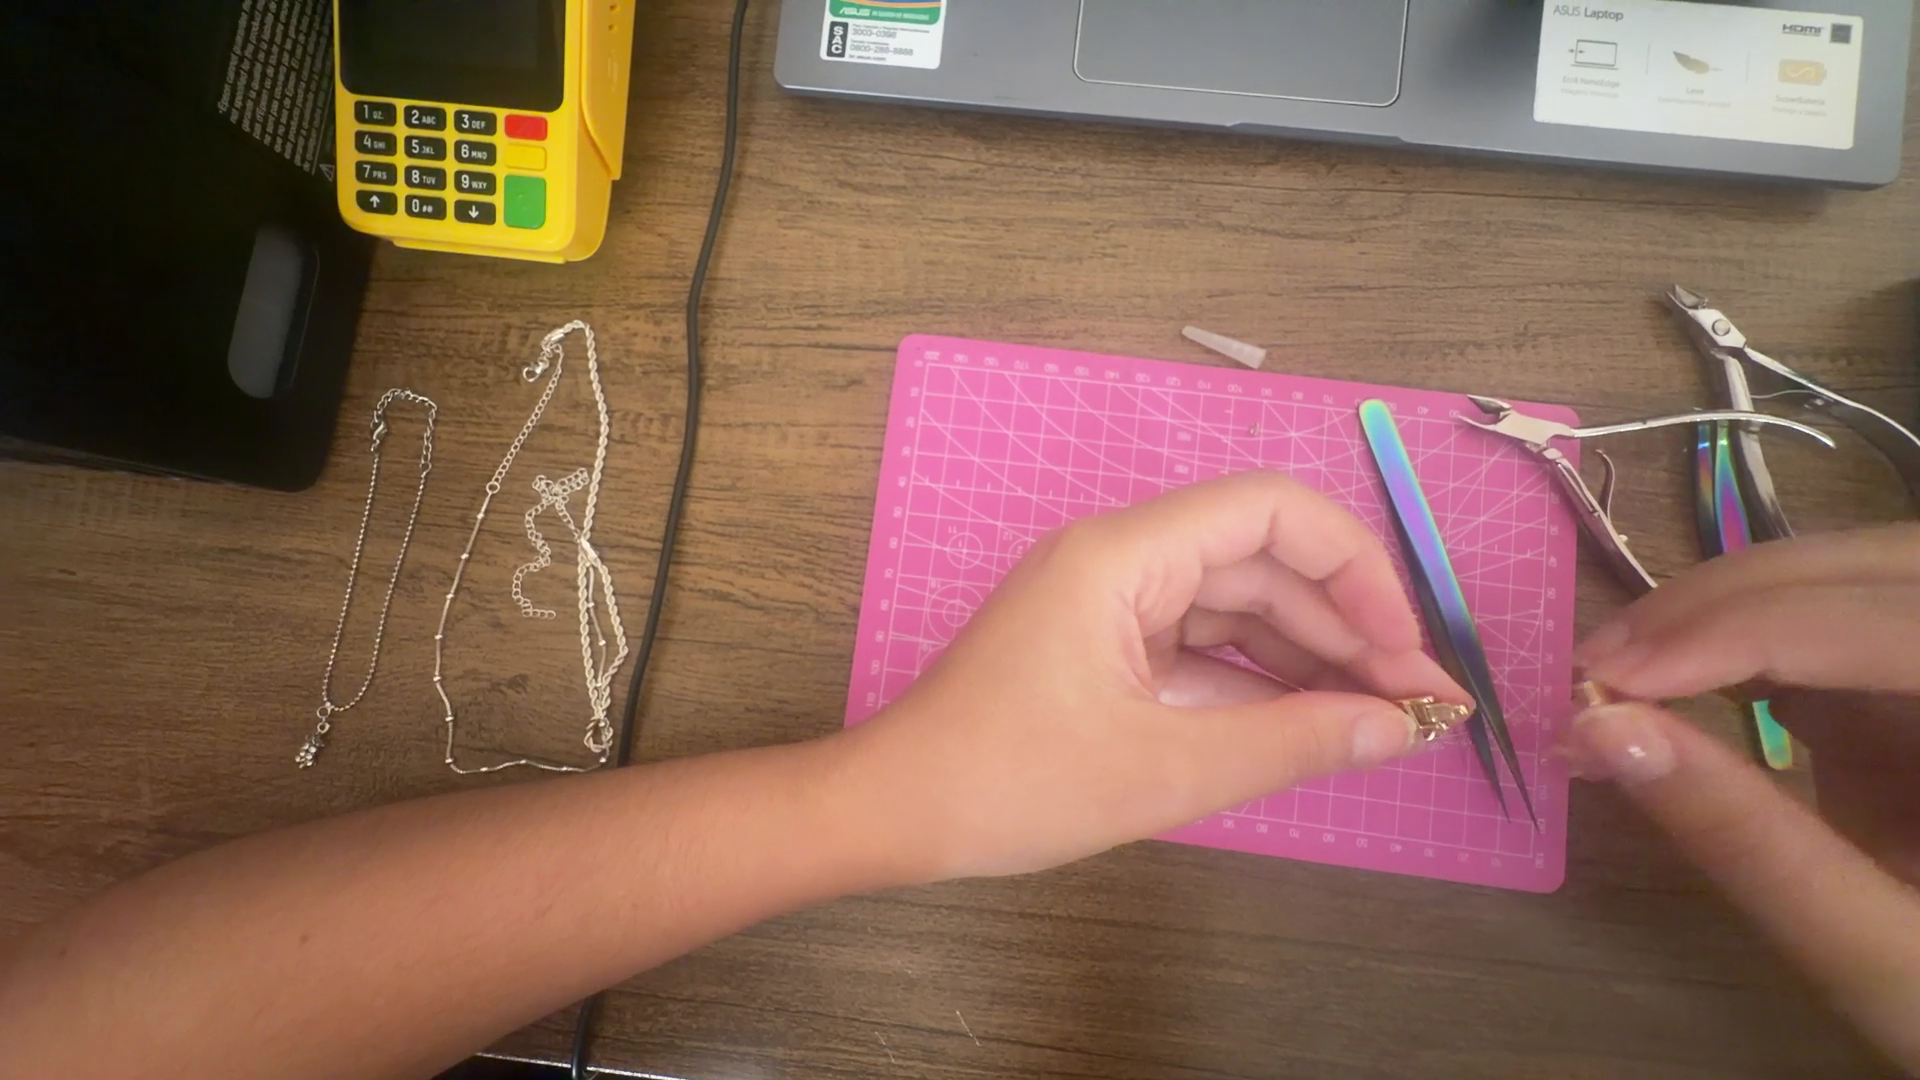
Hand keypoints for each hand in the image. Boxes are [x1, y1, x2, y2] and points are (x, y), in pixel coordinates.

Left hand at [840, 470, 1462, 881]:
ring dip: (1302, 654)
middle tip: (1416, 701)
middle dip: (1340, 623)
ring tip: (1380, 716)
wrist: (901, 808)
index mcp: (1121, 555)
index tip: (1406, 647)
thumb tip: (1398, 726)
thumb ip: (1289, 742)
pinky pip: (1194, 644)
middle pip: (1255, 560)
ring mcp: (1106, 601)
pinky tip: (1307, 718)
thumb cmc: (1013, 781)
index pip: (1267, 511)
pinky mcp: (1101, 643)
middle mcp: (1116, 559)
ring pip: (1229, 604)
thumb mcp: (1163, 769)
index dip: (1354, 566)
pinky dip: (1251, 678)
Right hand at [1567, 524, 1919, 1071]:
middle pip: (1876, 570)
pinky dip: (1729, 650)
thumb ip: (1750, 844)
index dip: (1742, 633)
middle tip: (1602, 655)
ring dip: (1714, 613)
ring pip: (1846, 583)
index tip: (1602, 681)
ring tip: (1617, 668)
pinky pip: (1824, 634)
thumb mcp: (1891, 966)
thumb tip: (1594, 730)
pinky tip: (1666, 687)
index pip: (1897, 629)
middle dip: (1723, 597)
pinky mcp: (1917, 694)